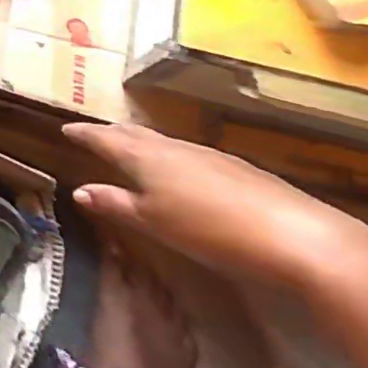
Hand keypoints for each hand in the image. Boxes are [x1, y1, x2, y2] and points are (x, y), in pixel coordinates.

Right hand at [63, 123, 367, 290]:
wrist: (301, 238)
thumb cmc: (211, 230)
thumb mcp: (154, 222)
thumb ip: (116, 203)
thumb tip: (80, 189)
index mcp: (146, 157)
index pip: (105, 138)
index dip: (85, 134)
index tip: (66, 129)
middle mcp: (174, 147)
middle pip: (135, 133)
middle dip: (112, 132)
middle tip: (95, 132)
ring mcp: (209, 155)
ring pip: (164, 141)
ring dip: (142, 142)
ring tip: (132, 147)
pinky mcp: (239, 169)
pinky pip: (189, 153)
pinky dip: (171, 155)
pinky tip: (181, 170)